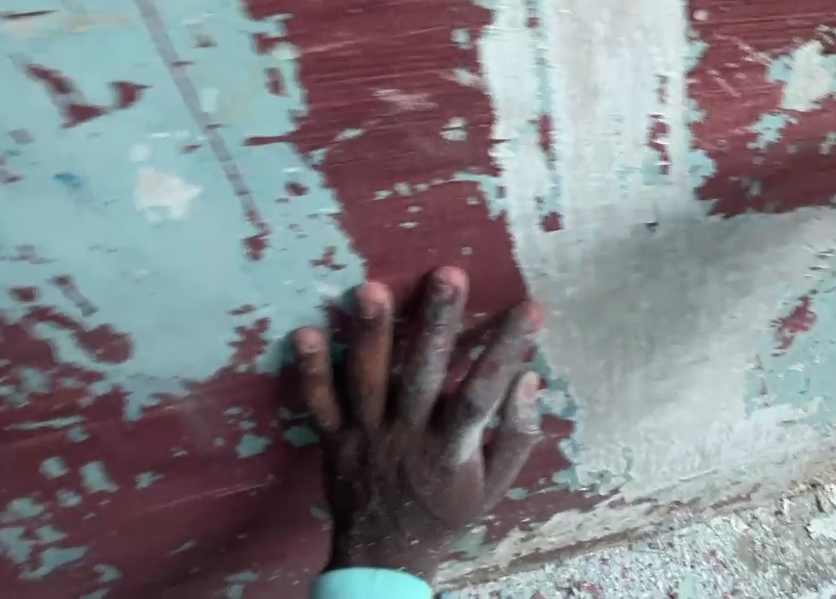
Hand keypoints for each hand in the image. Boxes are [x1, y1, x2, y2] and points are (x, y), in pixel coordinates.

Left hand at [292, 267, 542, 580]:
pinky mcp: (334, 441)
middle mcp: (407, 438)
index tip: (531, 309)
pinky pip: (319, 405)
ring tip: (371, 290)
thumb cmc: (448, 511)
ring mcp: (366, 438)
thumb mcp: (495, 485)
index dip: (507, 351)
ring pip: (366, 383)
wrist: (382, 560)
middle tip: (447, 275)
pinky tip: (304, 333)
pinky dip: (311, 371)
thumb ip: (517, 433)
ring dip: (370, 335)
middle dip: (436, 324)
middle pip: (423, 377)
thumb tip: (530, 378)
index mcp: (451, 452)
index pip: (484, 395)